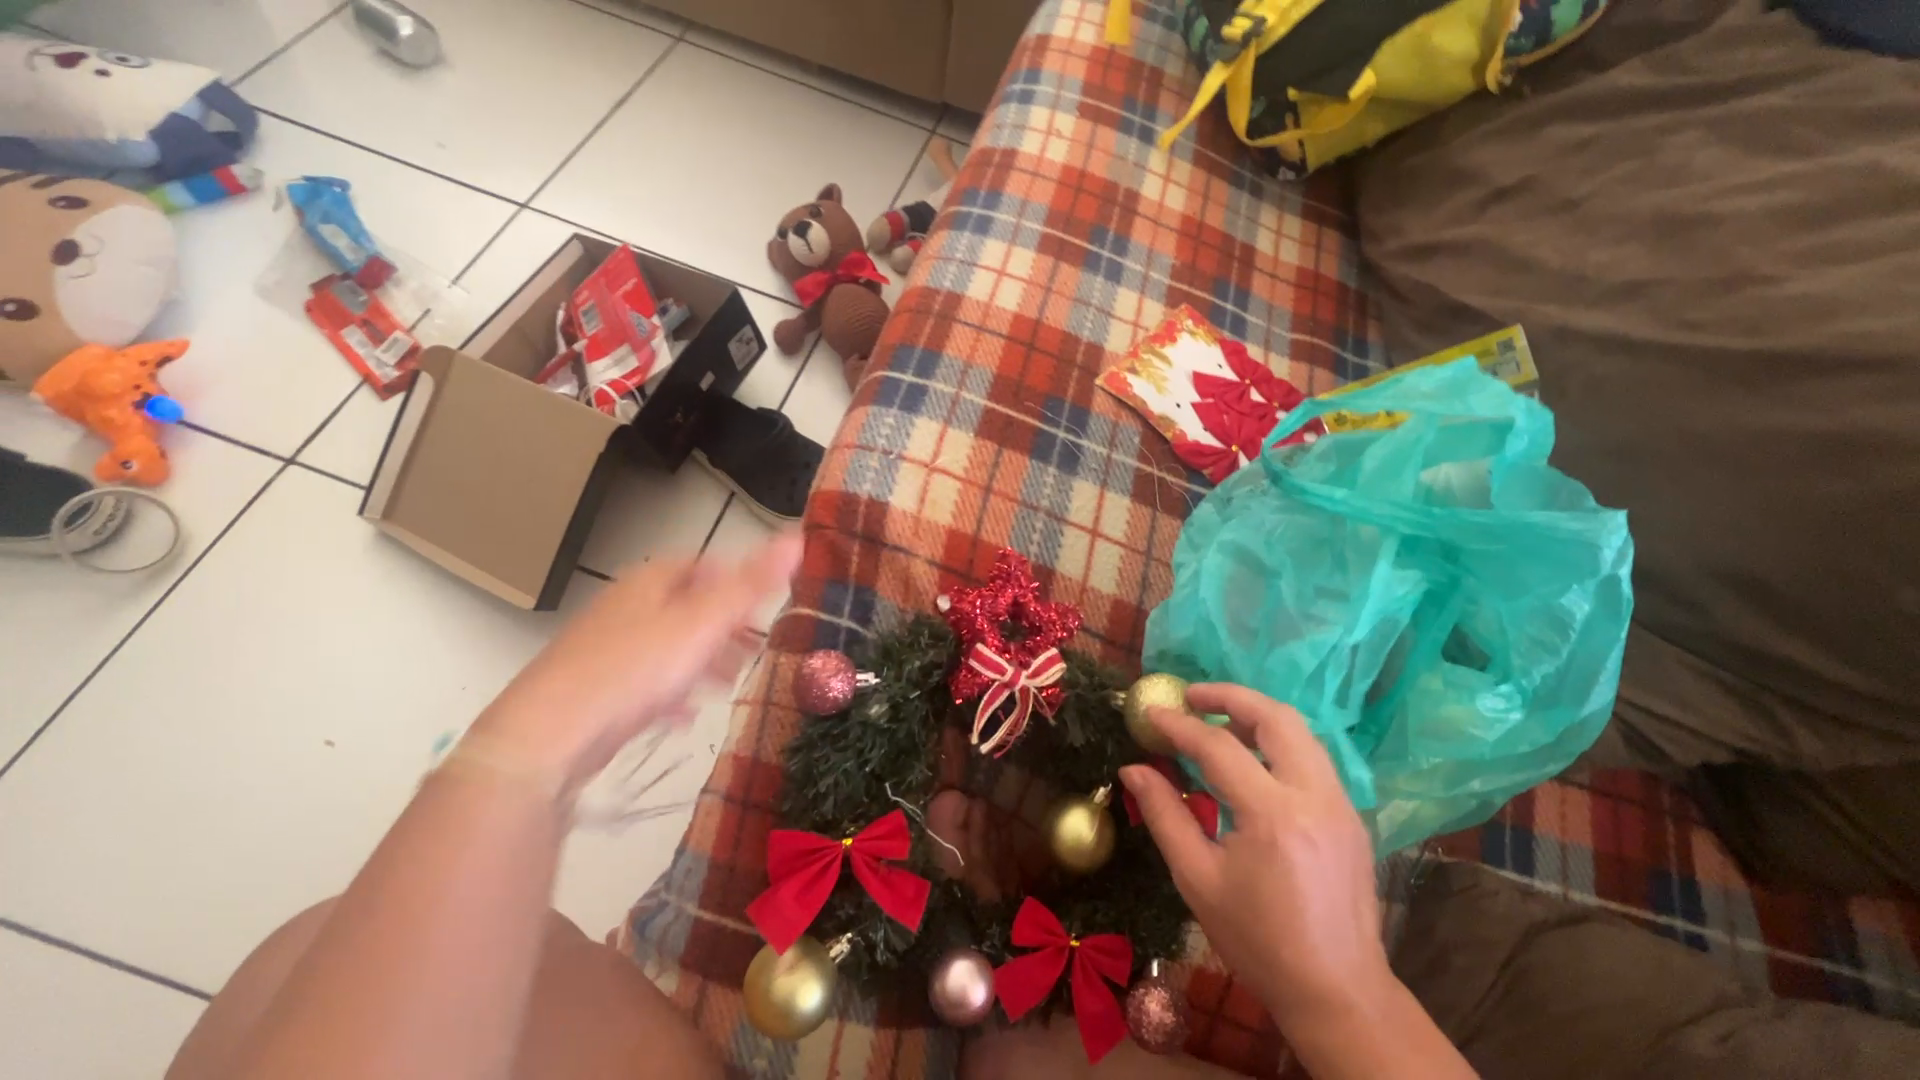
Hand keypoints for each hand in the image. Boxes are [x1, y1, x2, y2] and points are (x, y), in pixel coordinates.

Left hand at [472, 534, 802, 794]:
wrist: (547, 735)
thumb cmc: (632, 670)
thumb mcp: (702, 624)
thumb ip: (752, 585)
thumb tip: (799, 537)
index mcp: (649, 582)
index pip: (700, 564)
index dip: (734, 579)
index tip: (763, 606)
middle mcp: (625, 606)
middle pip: (684, 605)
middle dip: (722, 627)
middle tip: (754, 652)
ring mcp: (605, 648)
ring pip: (665, 645)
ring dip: (699, 661)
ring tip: (726, 687)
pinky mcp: (594, 689)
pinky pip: (643, 682)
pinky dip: (669, 693)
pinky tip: (682, 719)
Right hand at [1119, 684, 1388, 1028]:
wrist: (1336, 989)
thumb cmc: (1257, 940)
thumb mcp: (1197, 880)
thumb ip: (1165, 815)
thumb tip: (1133, 769)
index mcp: (1273, 815)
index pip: (1220, 746)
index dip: (1180, 724)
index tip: (1150, 711)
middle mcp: (1314, 796)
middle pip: (1277, 718)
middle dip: (1231, 697)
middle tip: (1191, 697)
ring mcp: (1341, 803)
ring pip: (1302, 733)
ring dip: (1258, 716)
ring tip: (1218, 721)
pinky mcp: (1351, 816)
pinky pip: (1313, 760)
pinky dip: (1279, 744)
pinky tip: (1252, 761)